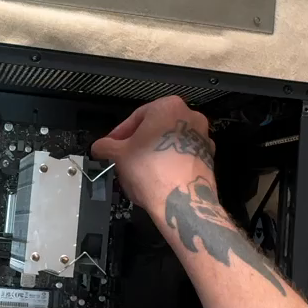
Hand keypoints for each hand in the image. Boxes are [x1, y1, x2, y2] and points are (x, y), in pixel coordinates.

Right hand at [90, 96, 215, 214]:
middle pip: (156, 128)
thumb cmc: (153, 171)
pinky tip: (157, 177)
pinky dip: (169, 163)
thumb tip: (100, 147)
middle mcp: (189, 117)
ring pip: (170, 141)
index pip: (136, 117)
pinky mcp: (208, 158)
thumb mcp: (118, 155)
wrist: (181, 201)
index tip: (112, 145)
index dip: (120, 133)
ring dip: (154, 152)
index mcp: (168, 107)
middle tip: (124, 157)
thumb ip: (105, 146)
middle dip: (139, 142)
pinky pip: (182, 156)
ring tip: (140, 170)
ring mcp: (202, 137)